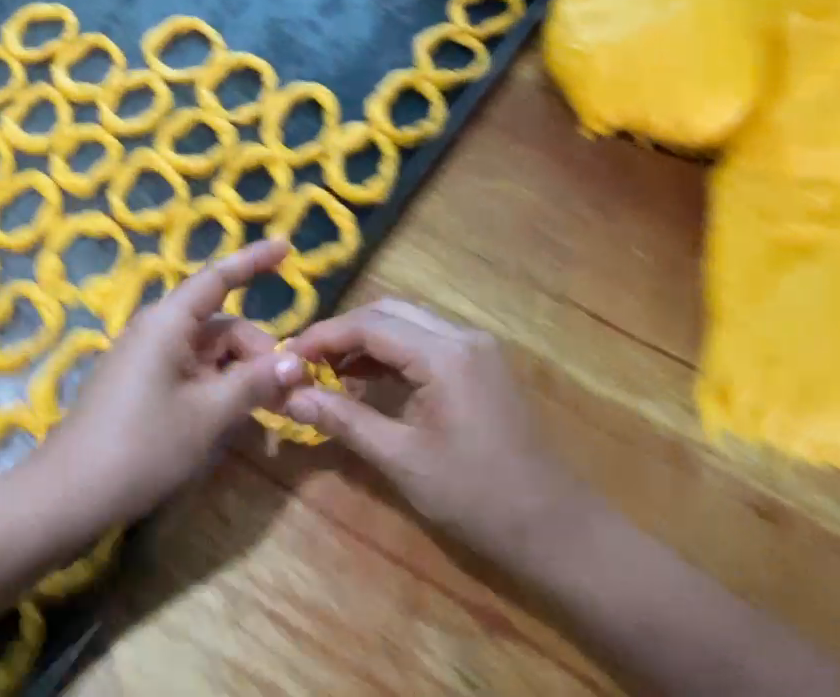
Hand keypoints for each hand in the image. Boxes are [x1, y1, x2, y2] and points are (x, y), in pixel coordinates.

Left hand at [36, 240, 305, 524]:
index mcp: (168, 322)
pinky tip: (234, 417)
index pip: (218, 278)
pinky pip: (189, 372)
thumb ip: (254, 383)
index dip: (253, 261)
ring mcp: (145, 359)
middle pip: (220, 326)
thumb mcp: (209, 415)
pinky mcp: (139, 386)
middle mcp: (156, 330)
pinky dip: (217, 386)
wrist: (68, 494)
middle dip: (258, 351)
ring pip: (208, 353)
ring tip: (268, 410)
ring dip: (240, 374)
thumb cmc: (143, 445)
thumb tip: (296, 361)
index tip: (287, 246)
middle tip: (289, 392)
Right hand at [284, 299, 577, 563]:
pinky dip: (393, 353)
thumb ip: (344, 420)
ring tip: (327, 372)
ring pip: (408, 322)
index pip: (370, 325)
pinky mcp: (482, 364)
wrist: (554, 526)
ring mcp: (477, 348)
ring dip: (367, 340)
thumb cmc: (475, 495)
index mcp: (445, 355)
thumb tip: (288, 398)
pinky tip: (367, 381)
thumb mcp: (401, 459)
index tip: (285, 356)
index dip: (322, 336)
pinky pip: (427, 341)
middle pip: (389, 312)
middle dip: (343, 332)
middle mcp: (463, 336)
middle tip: (304, 362)